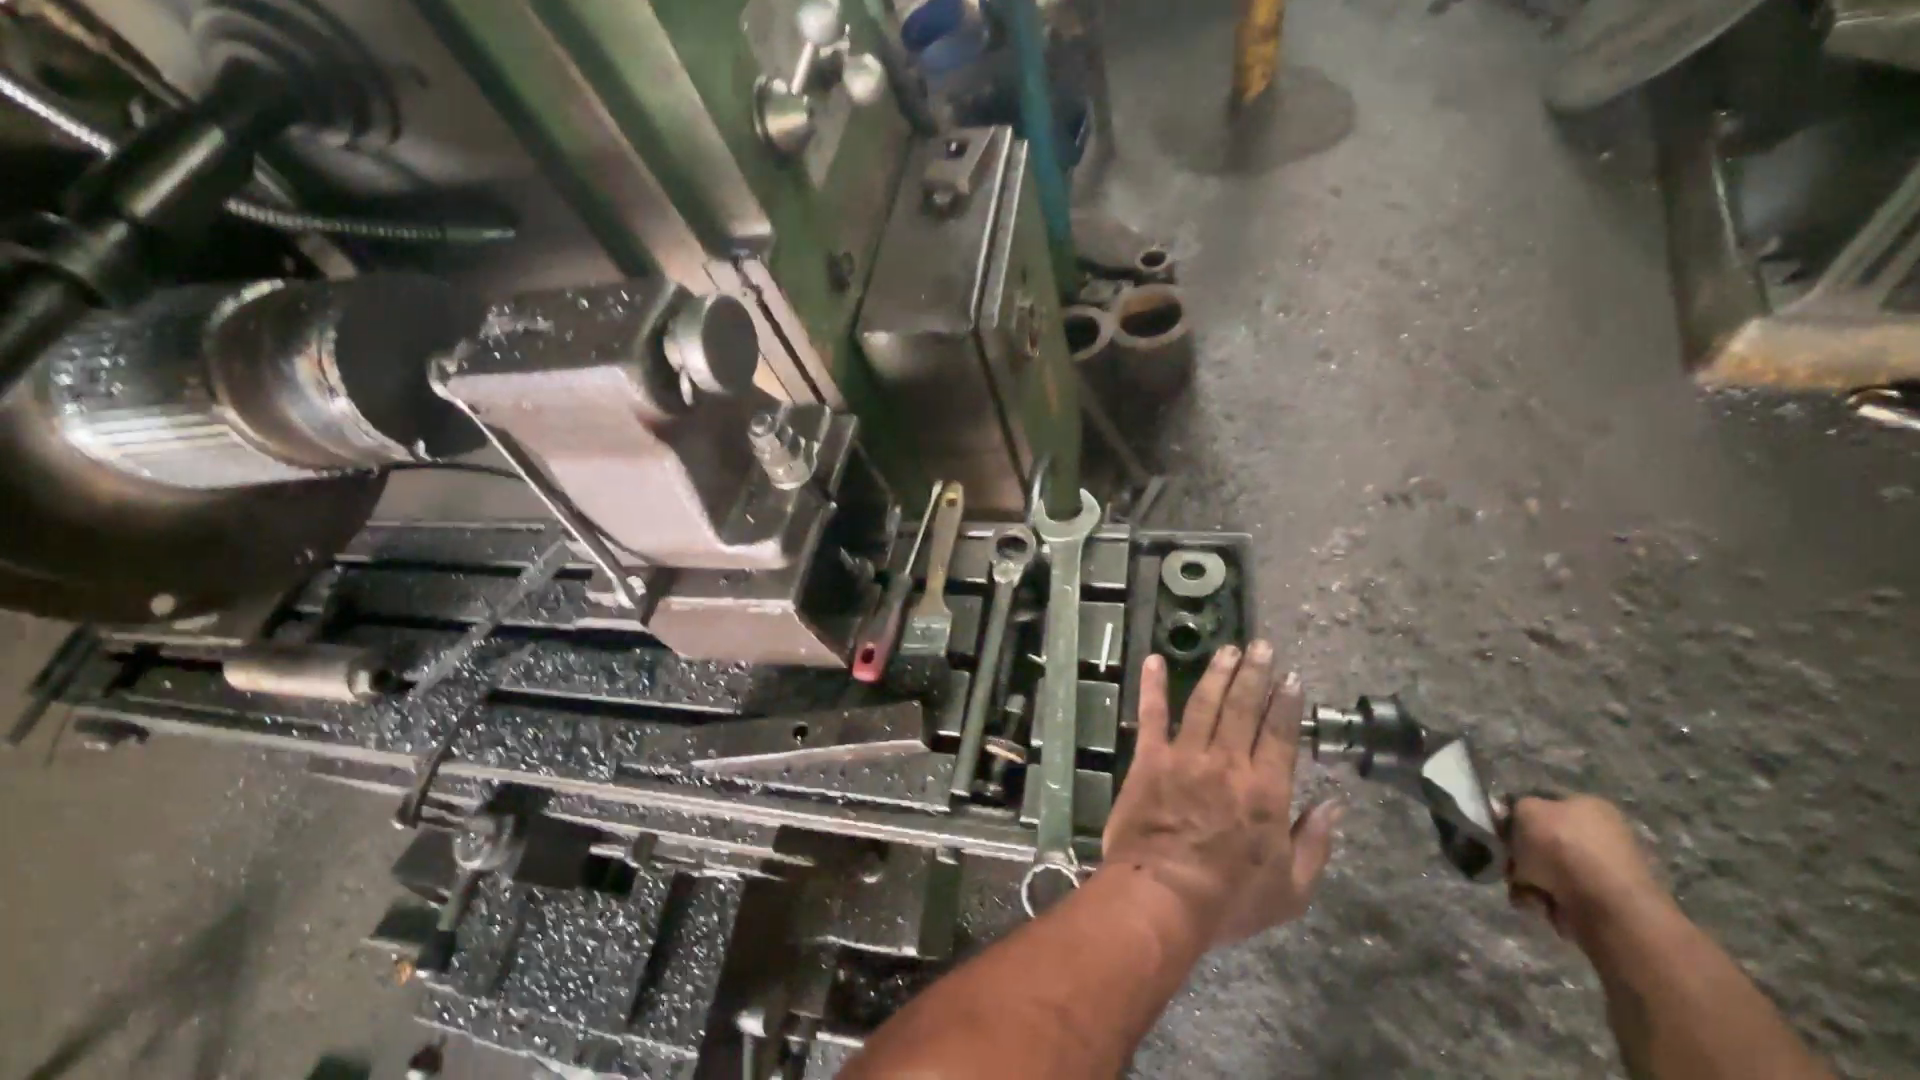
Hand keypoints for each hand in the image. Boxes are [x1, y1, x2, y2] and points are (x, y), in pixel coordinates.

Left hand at [1101, 642, 1340, 946]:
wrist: (1161, 898)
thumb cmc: (1228, 900)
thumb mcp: (1292, 888)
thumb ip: (1315, 843)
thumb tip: (1334, 805)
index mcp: (1265, 790)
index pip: (1280, 732)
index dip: (1286, 701)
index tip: (1290, 676)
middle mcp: (1227, 763)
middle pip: (1243, 707)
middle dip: (1254, 673)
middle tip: (1261, 646)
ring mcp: (1185, 757)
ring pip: (1204, 703)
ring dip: (1217, 672)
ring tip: (1228, 649)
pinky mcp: (1148, 761)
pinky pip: (1151, 716)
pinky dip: (1151, 687)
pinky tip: (1153, 660)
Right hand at [1509, 796, 1672, 944]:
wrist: (1603, 903)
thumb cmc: (1562, 847)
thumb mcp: (1526, 811)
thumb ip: (1515, 808)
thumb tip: (1513, 818)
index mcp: (1589, 805)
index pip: (1544, 804)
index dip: (1517, 817)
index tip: (1501, 833)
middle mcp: (1601, 833)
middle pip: (1544, 840)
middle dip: (1521, 855)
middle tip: (1509, 864)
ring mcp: (1605, 869)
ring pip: (1548, 870)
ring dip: (1529, 880)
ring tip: (1523, 890)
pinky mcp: (1604, 901)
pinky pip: (1561, 895)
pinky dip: (1545, 900)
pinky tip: (1539, 904)